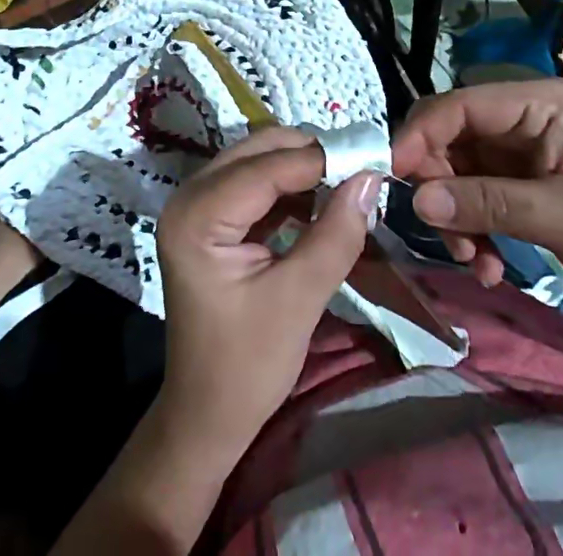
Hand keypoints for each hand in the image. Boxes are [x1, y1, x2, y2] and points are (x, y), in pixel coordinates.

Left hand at [155, 126, 378, 448]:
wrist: (208, 411)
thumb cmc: (248, 363)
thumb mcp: (299, 299)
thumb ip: (335, 234)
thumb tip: (371, 178)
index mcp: (197, 217)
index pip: (265, 169)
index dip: (321, 160)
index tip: (374, 159)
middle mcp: (189, 199)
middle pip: (256, 152)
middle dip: (309, 155)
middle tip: (362, 169)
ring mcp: (196, 208)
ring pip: (257, 163)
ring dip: (302, 169)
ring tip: (350, 183)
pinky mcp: (210, 221)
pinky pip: (254, 185)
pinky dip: (290, 188)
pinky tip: (323, 201)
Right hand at [391, 80, 562, 346]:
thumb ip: (488, 203)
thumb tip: (416, 201)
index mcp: (542, 104)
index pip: (459, 105)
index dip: (420, 136)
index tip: (392, 179)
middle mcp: (525, 120)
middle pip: (451, 139)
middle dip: (439, 187)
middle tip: (445, 235)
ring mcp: (523, 155)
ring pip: (458, 174)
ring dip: (456, 218)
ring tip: (476, 262)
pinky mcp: (524, 188)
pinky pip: (476, 201)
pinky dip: (474, 232)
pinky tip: (489, 267)